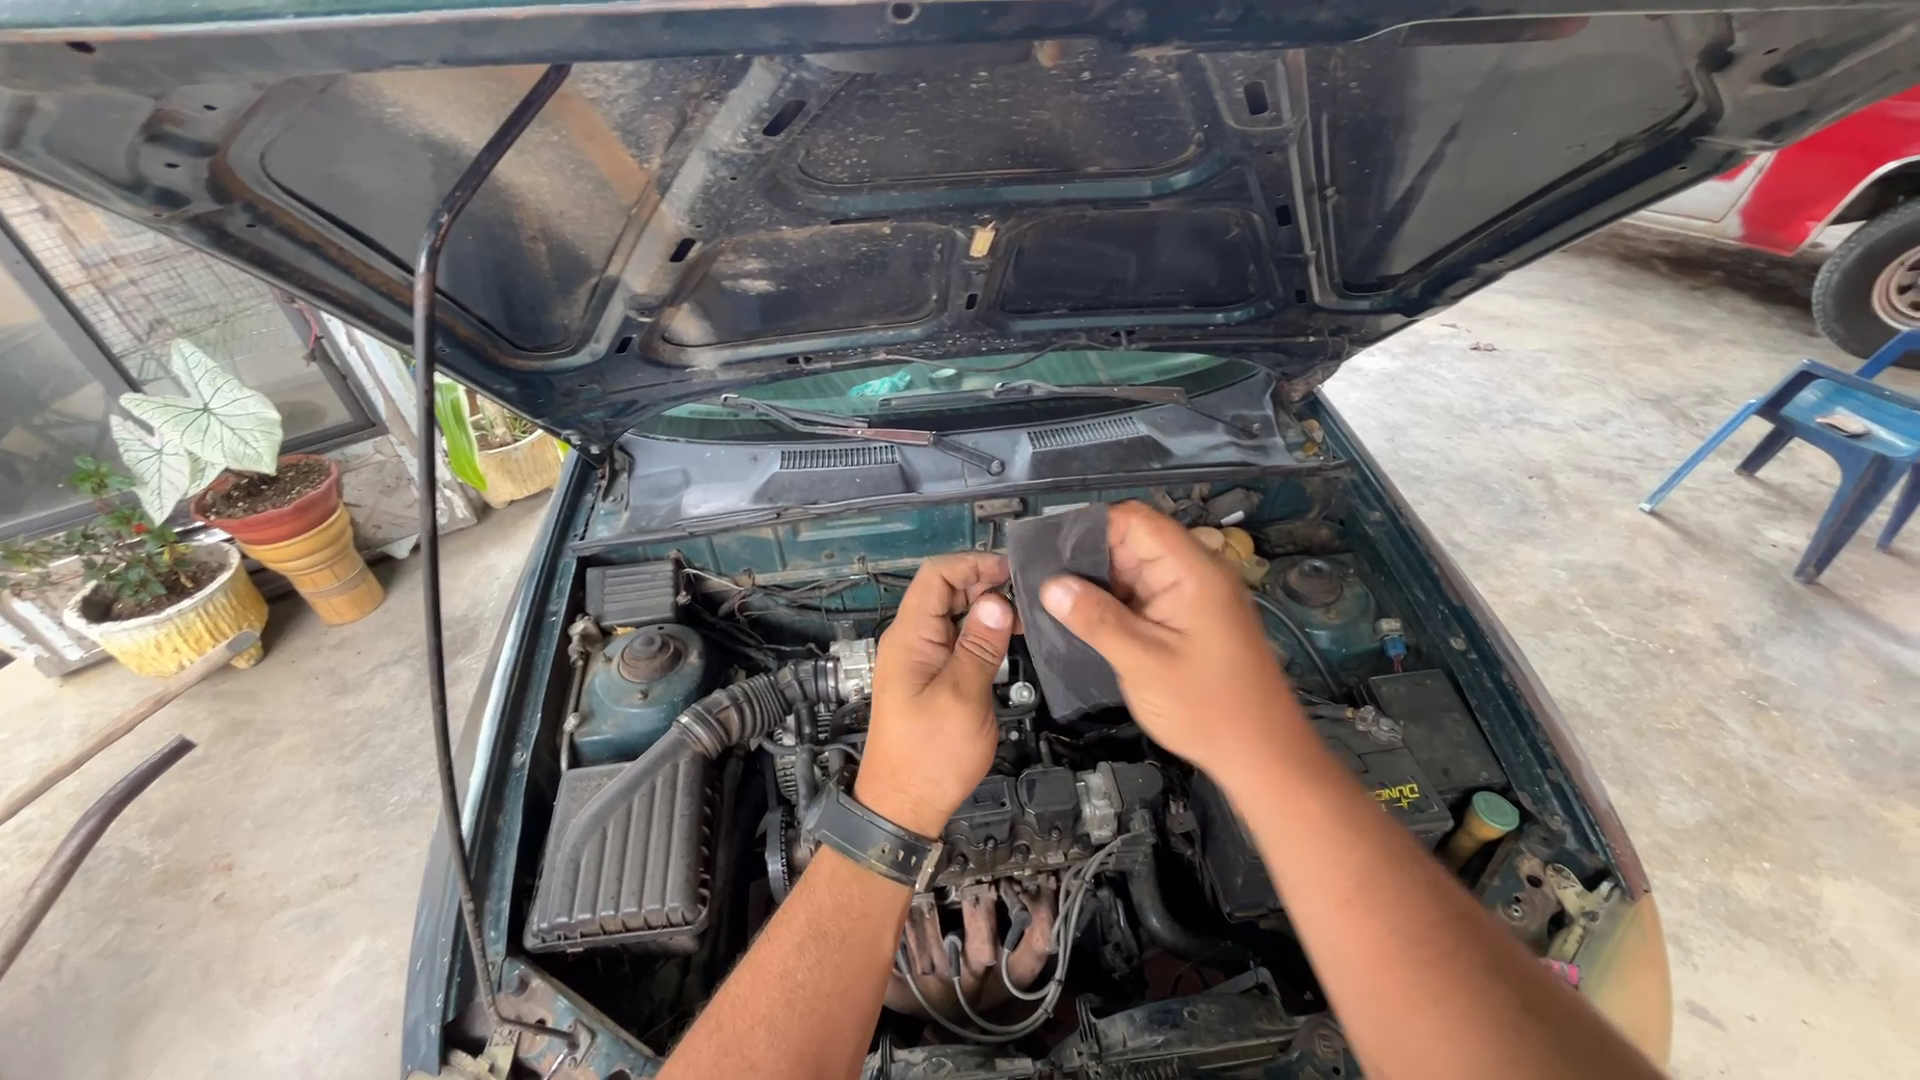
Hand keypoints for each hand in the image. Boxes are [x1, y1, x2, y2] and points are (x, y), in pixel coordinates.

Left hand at [857, 553, 1017, 836]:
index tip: (1013, 572)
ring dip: (985, 608)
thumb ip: (979, 646)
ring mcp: (919, 659)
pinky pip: (955, 640)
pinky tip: (1008, 638)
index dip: (974, 564)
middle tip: (1027, 594)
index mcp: (910, 636)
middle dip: (984, 583)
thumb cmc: (931, 756)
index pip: (937, 576)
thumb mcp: (962, 698)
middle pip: (945, 591)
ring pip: (953, 615)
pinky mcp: (931, 677)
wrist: (903, 807)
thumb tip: (998, 600)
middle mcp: (911, 640)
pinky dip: (981, 632)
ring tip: (1025, 615)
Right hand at [1039, 502, 1302, 776]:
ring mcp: (1189, 597)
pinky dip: (1112, 605)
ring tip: (1051, 602)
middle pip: (1131, 543)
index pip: (1136, 520)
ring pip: (1131, 572)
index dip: (1091, 528)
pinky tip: (1080, 621)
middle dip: (1086, 559)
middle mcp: (1193, 574)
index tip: (1049, 551)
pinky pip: (1140, 598)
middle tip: (1039, 582)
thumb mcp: (1143, 662)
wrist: (1259, 754)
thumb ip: (1096, 620)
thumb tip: (1051, 585)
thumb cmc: (1208, 708)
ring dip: (1096, 585)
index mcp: (1192, 571)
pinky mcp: (1184, 620)